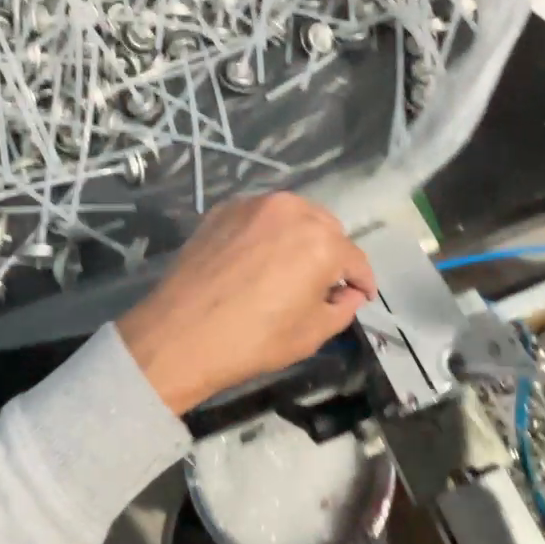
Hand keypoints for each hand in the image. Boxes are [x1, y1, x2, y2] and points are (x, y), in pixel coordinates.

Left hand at [116, 193, 376, 414]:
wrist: (182, 332)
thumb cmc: (254, 339)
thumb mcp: (311, 334)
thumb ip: (341, 308)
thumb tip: (347, 293)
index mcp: (321, 242)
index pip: (355, 258)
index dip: (362, 280)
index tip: (361, 294)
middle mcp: (291, 211)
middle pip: (326, 227)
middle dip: (332, 252)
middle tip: (323, 283)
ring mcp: (254, 204)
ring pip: (293, 214)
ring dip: (300, 236)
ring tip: (291, 267)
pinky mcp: (224, 208)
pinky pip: (259, 215)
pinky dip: (267, 231)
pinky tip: (257, 258)